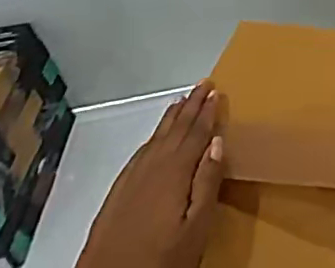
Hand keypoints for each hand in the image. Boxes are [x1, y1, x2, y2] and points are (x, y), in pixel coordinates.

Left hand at [77, 82, 225, 267]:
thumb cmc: (160, 260)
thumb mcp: (195, 229)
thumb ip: (207, 183)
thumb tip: (217, 143)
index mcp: (174, 171)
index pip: (196, 133)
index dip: (207, 112)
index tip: (217, 92)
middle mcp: (152, 167)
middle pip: (176, 129)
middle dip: (191, 105)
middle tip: (204, 84)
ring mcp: (131, 179)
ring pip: (156, 137)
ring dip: (172, 118)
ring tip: (182, 101)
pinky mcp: (117, 193)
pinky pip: (141, 152)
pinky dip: (153, 137)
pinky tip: (155, 139)